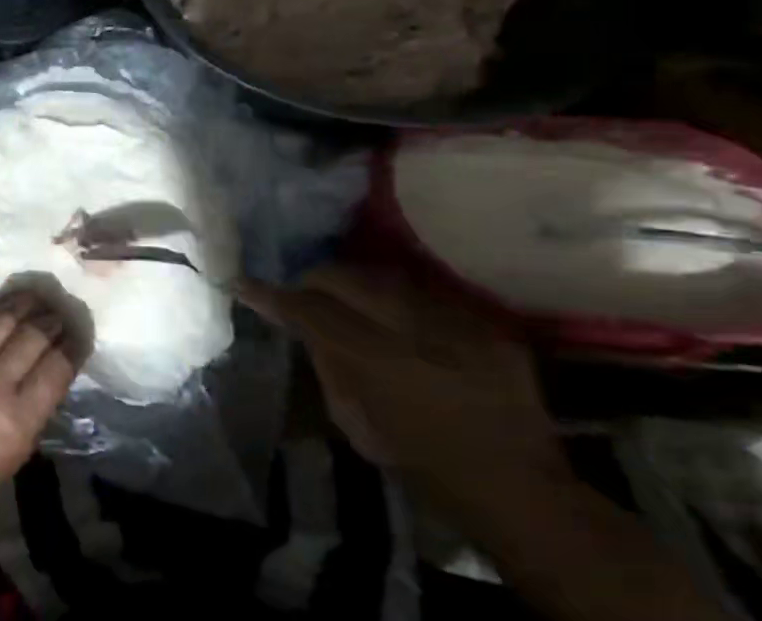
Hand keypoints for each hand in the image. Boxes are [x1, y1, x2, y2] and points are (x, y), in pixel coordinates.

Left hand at [0, 290, 84, 514]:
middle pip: (35, 334)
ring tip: (43, 299)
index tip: (83, 333)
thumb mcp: (29, 439)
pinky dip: (2, 307)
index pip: (58, 364)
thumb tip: (63, 355)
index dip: (76, 343)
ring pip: (7, 318)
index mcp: (20, 415)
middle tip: (65, 313)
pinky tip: (15, 302)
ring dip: (30, 304)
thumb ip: (45, 396)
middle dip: (56, 320)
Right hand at [238, 265, 565, 502]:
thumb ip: (328, 364)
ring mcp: (456, 321)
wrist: (516, 485)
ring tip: (338, 287)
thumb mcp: (355, 423)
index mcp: (378, 363)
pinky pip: (424, 290)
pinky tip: (388, 305)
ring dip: (354, 279)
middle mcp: (416, 331)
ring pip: (386, 274)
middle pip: (347, 277)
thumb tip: (299, 323)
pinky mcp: (485, 320)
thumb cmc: (421, 464)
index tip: (245, 282)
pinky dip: (396, 293)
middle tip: (296, 283)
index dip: (275, 294)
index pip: (312, 310)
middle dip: (314, 275)